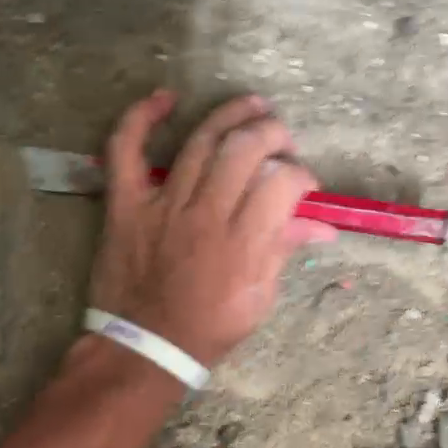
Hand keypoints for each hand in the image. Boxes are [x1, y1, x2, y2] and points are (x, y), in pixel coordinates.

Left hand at [89, 91, 337, 367]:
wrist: (145, 348)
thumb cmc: (209, 329)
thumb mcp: (258, 300)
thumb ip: (283, 253)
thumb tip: (321, 226)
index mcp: (243, 244)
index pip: (282, 183)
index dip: (300, 175)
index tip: (304, 184)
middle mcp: (206, 215)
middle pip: (245, 149)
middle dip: (273, 134)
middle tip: (282, 139)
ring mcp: (163, 205)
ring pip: (200, 140)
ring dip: (231, 114)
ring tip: (253, 106)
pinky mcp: (127, 204)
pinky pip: (126, 150)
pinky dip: (142, 118)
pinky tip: (166, 99)